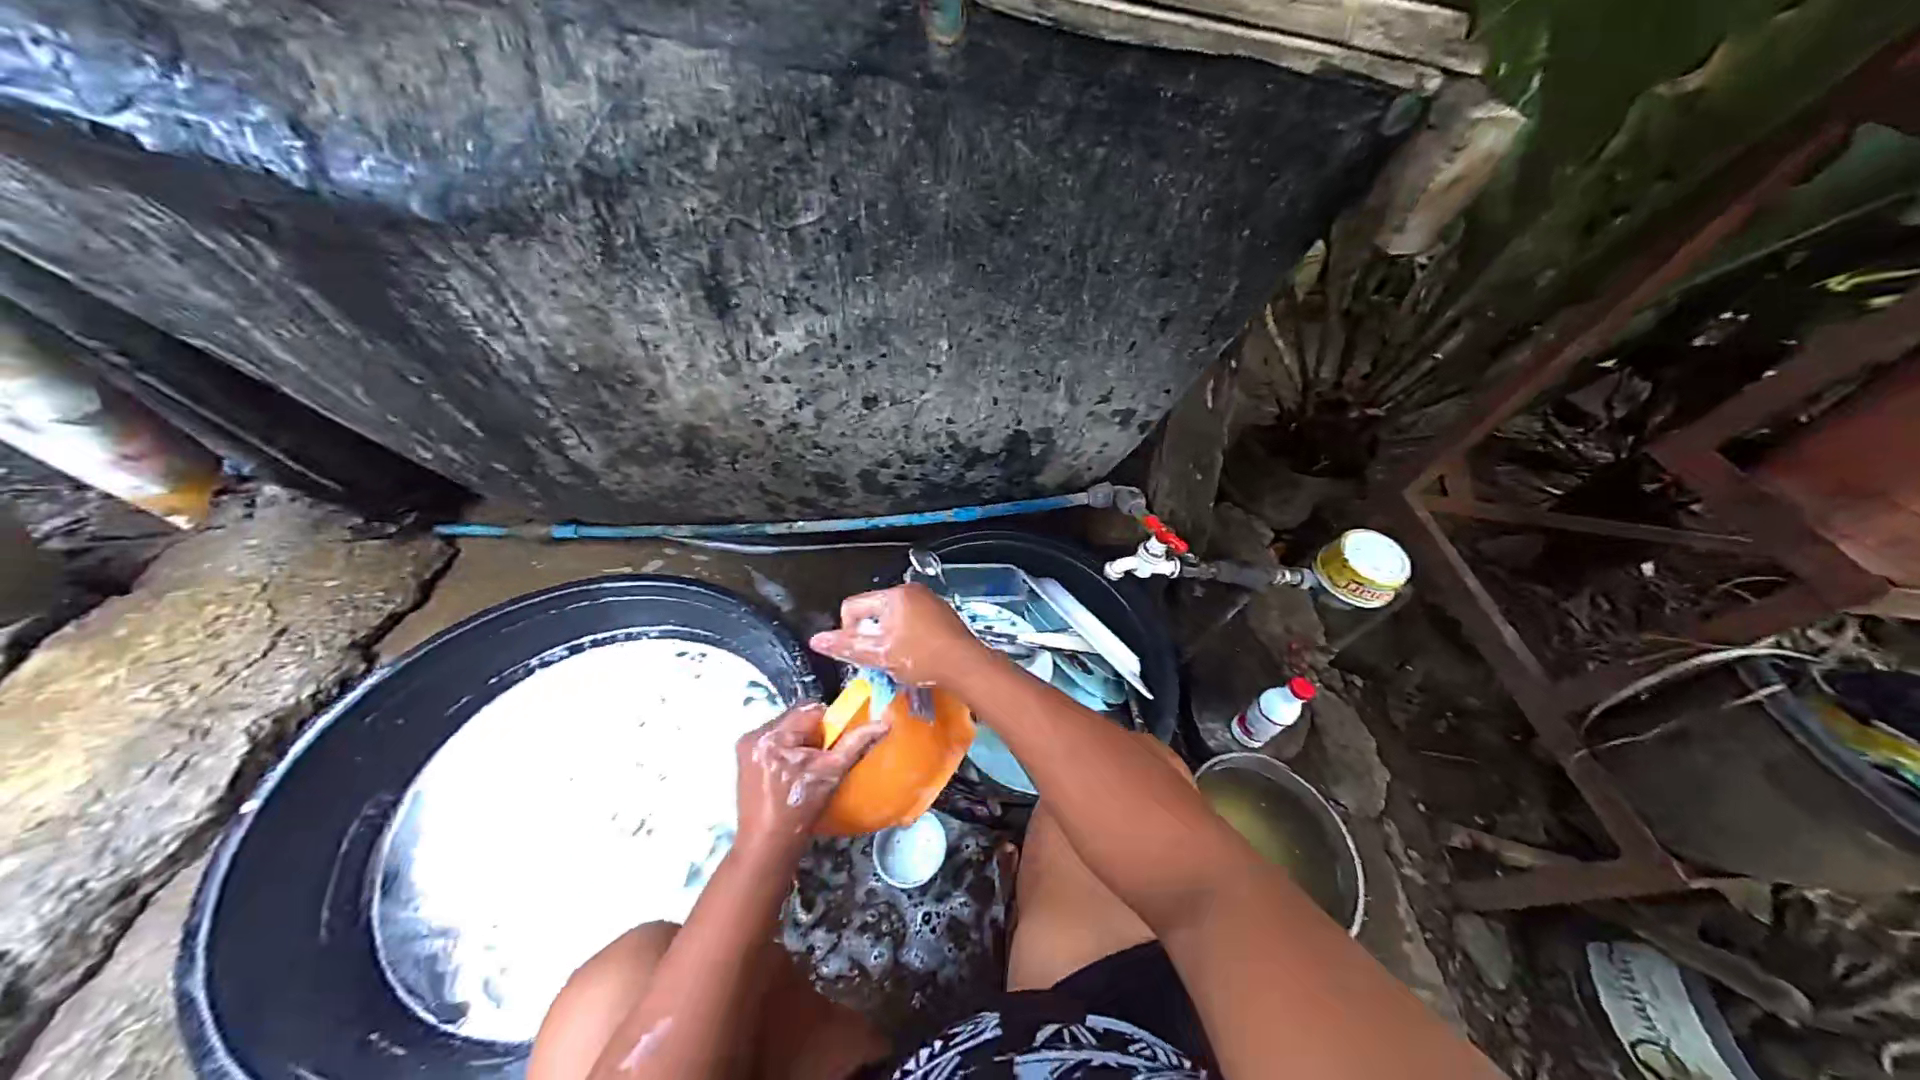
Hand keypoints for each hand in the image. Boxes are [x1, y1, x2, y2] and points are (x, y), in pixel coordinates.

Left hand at [735, 702, 888, 852]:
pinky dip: (784, 749)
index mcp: (775, 736)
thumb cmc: (801, 809)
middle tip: (820, 757)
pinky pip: (771, 739)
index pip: (811, 709)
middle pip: (795, 717)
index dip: (828, 723)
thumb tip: (883, 722)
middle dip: (812, 732)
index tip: (833, 744)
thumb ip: (856, 742)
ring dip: (798, 740)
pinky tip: (788, 771)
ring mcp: (745, 744)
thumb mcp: (831, 772)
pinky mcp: (742, 755)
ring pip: (784, 727)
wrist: (767, 843)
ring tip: (804, 766)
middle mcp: (756, 734)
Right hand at [807, 584, 986, 687]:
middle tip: (881, 658)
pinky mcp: (940, 612)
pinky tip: (916, 654)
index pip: (853, 607)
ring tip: (900, 658)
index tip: (861, 652)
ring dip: (890, 637)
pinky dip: (908, 636)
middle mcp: (911, 591)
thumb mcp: (880, 655)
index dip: (849, 631)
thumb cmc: (924, 659)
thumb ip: (847, 646)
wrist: (967, 666)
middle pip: (873, 611)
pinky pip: (912, 620)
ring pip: (893, 617)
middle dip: (872, 635)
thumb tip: (818, 640)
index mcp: (894, 596)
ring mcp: (928, 600)